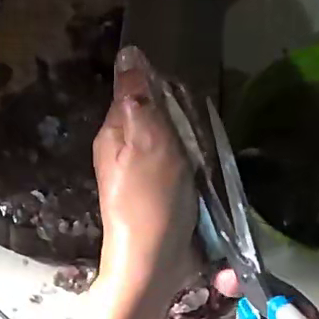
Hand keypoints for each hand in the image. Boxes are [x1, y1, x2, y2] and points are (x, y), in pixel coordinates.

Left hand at [92, 46, 196, 292]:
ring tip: (206, 144)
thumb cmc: (150, 201)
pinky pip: (178, 171)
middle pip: (154, 121)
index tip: (186, 90)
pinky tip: (203, 172)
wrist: (154, 265)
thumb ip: (138, 98)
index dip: (159, 87)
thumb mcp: (146, 141)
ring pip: (168, 146)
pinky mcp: (160, 201)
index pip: (134, 92)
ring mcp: (141, 180)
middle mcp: (122, 154)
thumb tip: (129, 53)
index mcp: (112, 135)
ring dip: (187, 143)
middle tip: (201, 121)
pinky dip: (191, 169)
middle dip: (177, 117)